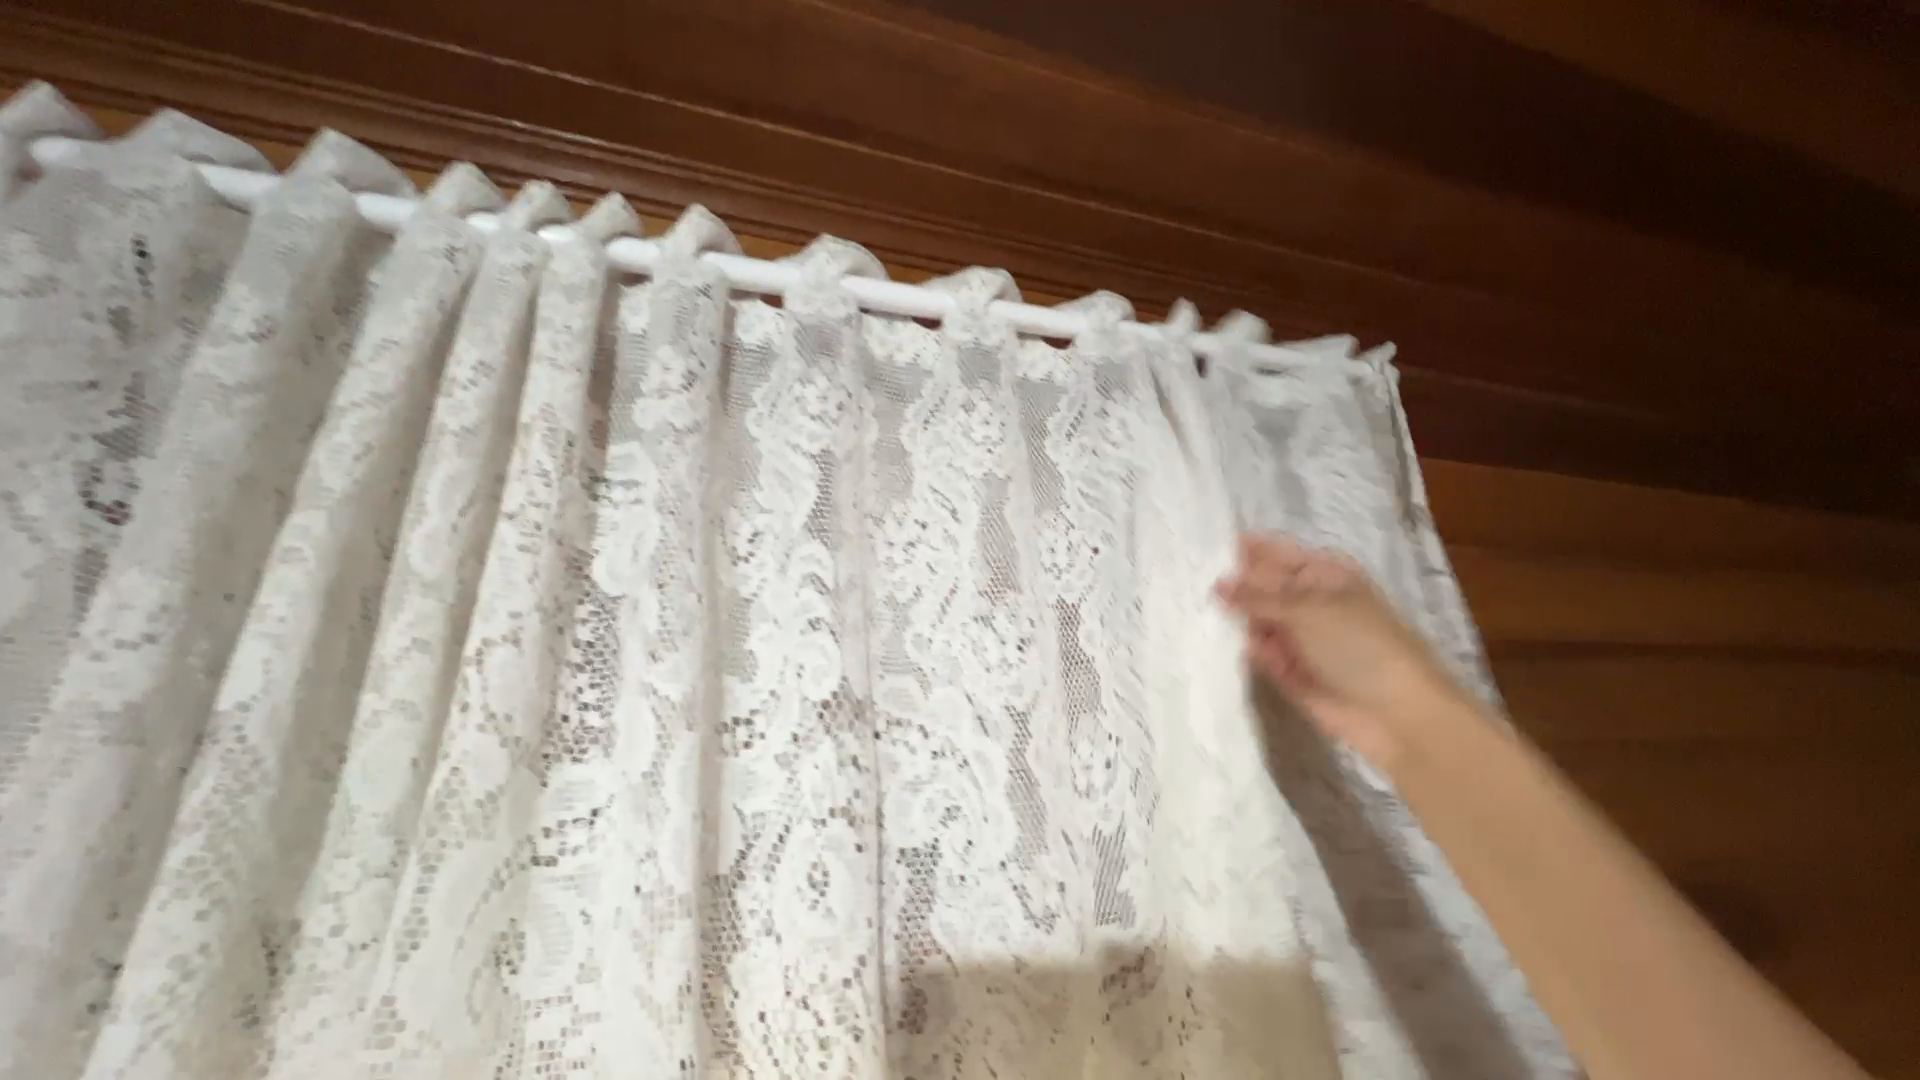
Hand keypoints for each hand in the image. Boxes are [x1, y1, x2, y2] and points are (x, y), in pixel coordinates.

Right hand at [1215, 533, 1459, 769]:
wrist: (1396, 713)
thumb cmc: (1359, 645)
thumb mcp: (1307, 608)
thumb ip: (1257, 595)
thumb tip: (1216, 583)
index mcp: (1323, 574)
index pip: (1274, 553)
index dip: (1242, 551)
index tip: (1203, 554)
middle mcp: (1310, 602)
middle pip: (1261, 587)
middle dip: (1233, 588)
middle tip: (1196, 588)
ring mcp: (1300, 639)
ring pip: (1257, 622)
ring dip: (1238, 622)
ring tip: (1209, 618)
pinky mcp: (1291, 673)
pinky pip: (1262, 655)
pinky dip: (1252, 653)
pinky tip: (1241, 649)